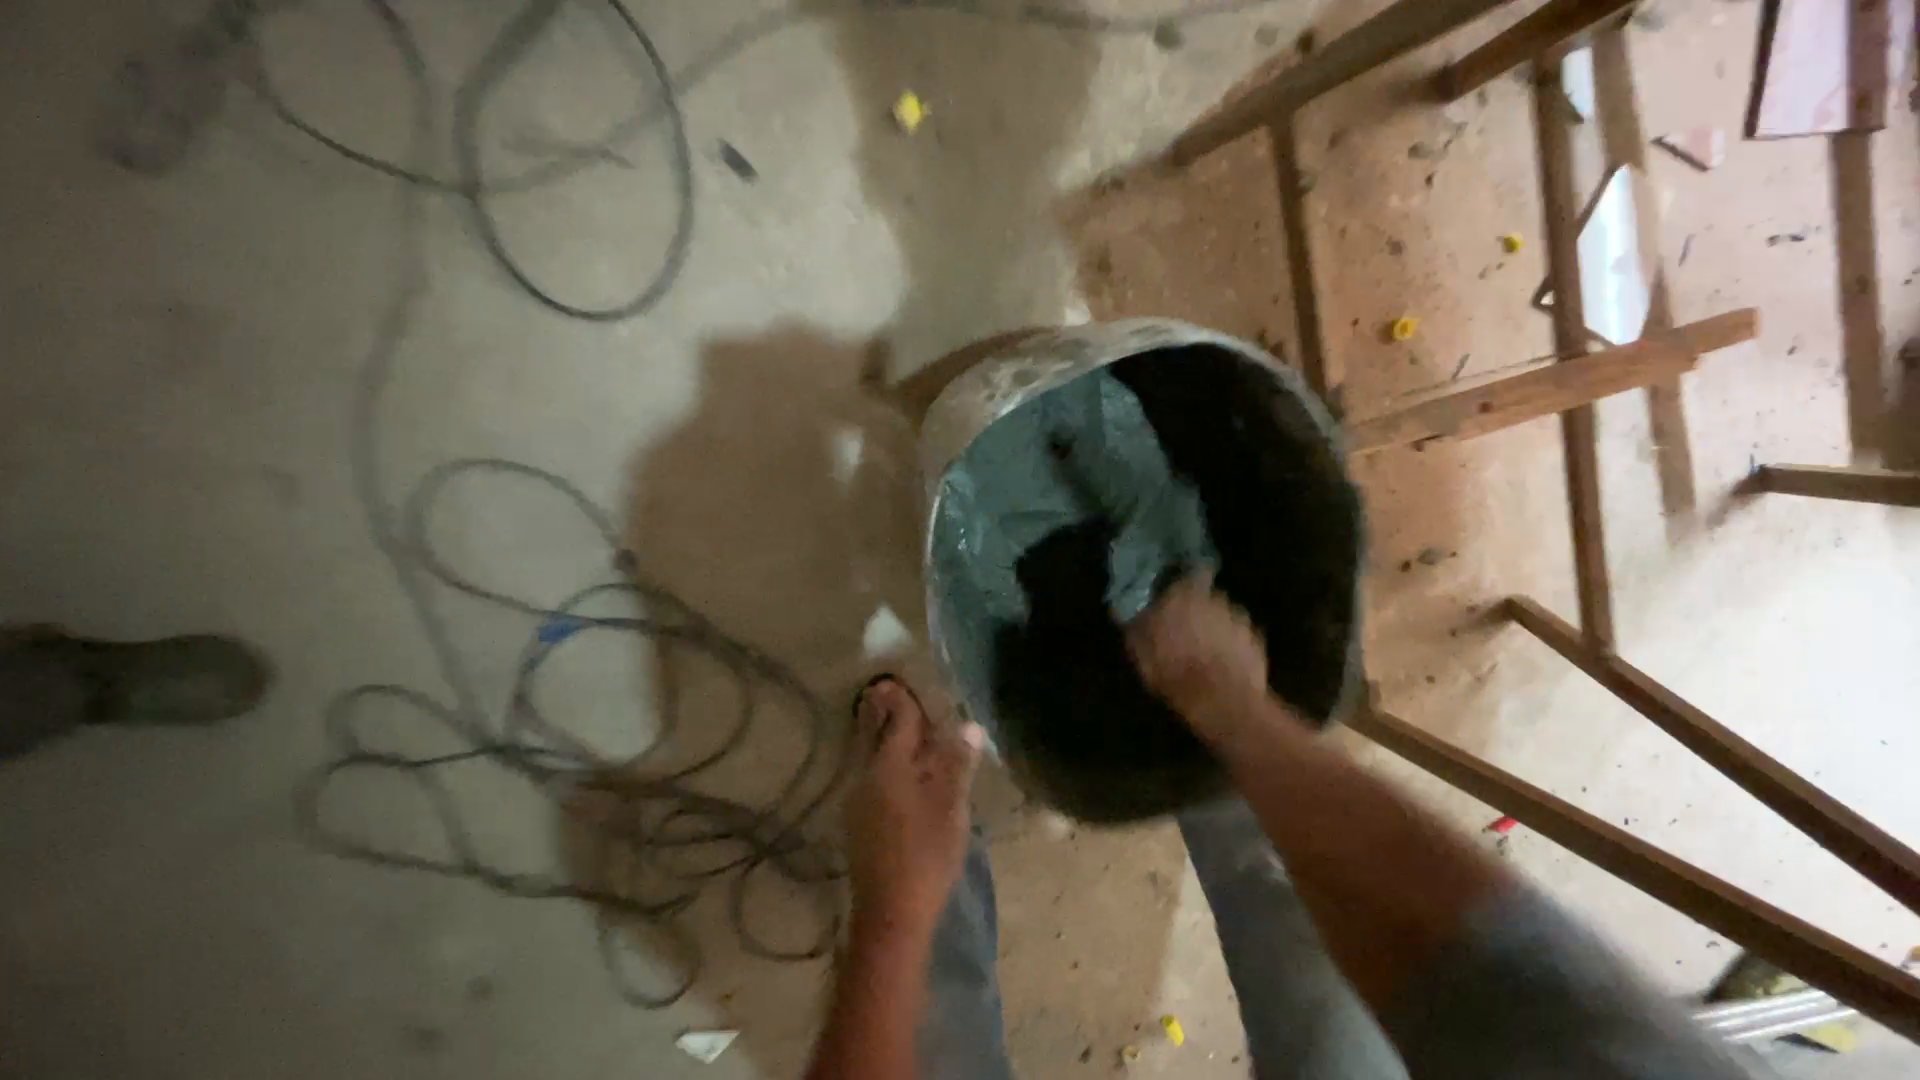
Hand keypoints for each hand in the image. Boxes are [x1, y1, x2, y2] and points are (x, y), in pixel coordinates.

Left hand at [845, 677, 982, 942]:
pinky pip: (872, 778)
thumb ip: (956, 764)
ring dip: (885, 740)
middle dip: (884, 715)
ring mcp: (858, 801)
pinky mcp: (859, 823)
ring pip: (873, 759)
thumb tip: (968, 726)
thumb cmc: (926, 855)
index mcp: (889, 767)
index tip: (896, 679)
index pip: (897, 722)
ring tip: (901, 729)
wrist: (890, 913)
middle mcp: (866, 777)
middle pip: (877, 736)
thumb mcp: (950, 808)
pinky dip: (886, 765)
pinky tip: (901, 774)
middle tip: (888, 692)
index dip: (902, 701)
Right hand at [1126, 571, 1273, 744]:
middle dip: (1200, 608)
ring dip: (1218, 626)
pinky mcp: (1257, 639)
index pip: (1189, 574)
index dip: (1185, 585)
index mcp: (1182, 595)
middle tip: (1189, 628)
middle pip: (1208, 595)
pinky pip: (1242, 636)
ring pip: (1226, 615)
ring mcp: (1239, 618)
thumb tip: (1129, 613)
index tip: (1178, 596)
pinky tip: (1226, 662)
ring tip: (1208, 649)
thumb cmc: (1173, 672)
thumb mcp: (1140, 653)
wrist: (1221, 700)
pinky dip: (1235, 644)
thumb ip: (1137, 627)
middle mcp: (1214, 598)